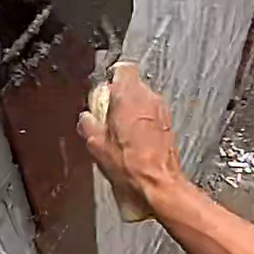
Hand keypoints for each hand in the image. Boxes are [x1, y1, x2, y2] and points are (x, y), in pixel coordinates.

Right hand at [77, 63, 187, 215]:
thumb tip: (86, 118)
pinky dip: (141, 122)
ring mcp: (161, 111)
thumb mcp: (95, 145)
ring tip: (119, 132)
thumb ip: (87, 124)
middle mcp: (148, 98)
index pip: (122, 69)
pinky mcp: (167, 124)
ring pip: (141, 99)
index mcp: (128, 97)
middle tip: (105, 117)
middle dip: (117, 97)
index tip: (101, 92)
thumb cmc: (130, 166)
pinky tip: (132, 141)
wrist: (157, 184)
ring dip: (130, 110)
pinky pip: (150, 114)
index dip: (109, 78)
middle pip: (131, 85)